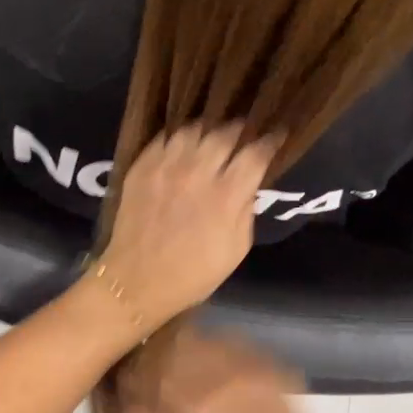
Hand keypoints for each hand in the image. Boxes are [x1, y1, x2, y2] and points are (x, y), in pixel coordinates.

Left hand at [100, 124, 278, 323]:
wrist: (136, 282)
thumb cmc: (193, 274)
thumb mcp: (236, 248)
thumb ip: (245, 209)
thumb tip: (248, 183)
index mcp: (225, 195)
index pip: (255, 153)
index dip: (270, 141)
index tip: (276, 136)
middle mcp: (196, 172)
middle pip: (224, 133)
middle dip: (240, 130)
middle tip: (243, 134)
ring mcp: (165, 166)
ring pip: (193, 129)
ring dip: (208, 130)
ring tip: (212, 137)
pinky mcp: (142, 167)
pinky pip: (164, 138)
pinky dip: (179, 139)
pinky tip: (184, 147)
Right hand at [125, 328, 341, 412]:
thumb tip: (128, 407)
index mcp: (191, 403)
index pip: (149, 368)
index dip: (133, 373)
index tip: (129, 384)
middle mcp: (218, 376)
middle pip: (175, 343)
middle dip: (159, 354)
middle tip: (155, 373)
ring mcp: (248, 369)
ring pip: (205, 338)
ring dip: (188, 348)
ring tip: (186, 369)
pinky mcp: (269, 370)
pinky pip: (234, 346)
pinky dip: (218, 351)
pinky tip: (217, 371)